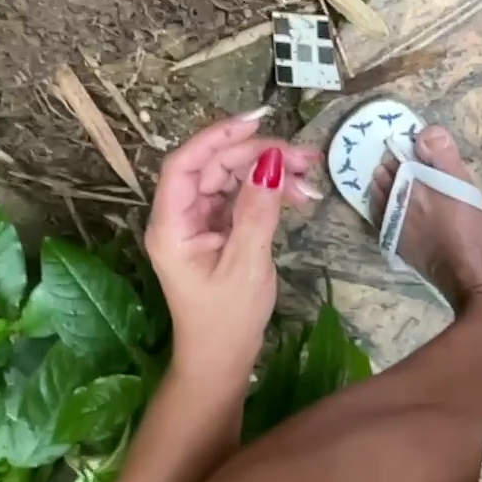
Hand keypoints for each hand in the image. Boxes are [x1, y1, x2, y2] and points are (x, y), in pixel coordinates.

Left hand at [144, 110, 321, 383]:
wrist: (222, 360)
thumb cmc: (227, 320)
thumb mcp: (246, 263)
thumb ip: (257, 210)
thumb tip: (272, 162)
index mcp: (172, 225)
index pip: (185, 164)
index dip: (217, 137)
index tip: (257, 122)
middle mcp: (182, 217)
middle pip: (215, 167)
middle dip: (259, 154)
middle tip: (304, 156)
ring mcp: (201, 222)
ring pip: (233, 177)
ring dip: (271, 170)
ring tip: (310, 173)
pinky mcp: (220, 229)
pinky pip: (244, 196)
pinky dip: (271, 190)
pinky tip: (299, 194)